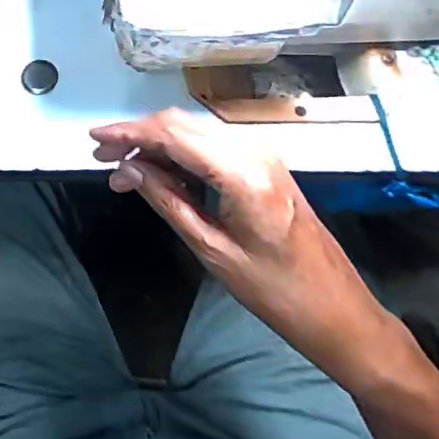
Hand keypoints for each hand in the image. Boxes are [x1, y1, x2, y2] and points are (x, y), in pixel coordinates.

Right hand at [90, 109, 414, 390]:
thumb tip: (127, 170)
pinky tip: (160, 171)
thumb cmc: (277, 293)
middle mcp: (254, 151)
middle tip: (105, 157)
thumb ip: (167, 200)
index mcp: (242, 172)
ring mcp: (262, 155)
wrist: (341, 314)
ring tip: (125, 168)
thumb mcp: (212, 250)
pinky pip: (212, 146)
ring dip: (158, 143)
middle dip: (139, 136)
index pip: (173, 135)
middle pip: (182, 125)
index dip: (129, 133)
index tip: (96, 139)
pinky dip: (180, 152)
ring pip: (195, 132)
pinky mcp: (264, 166)